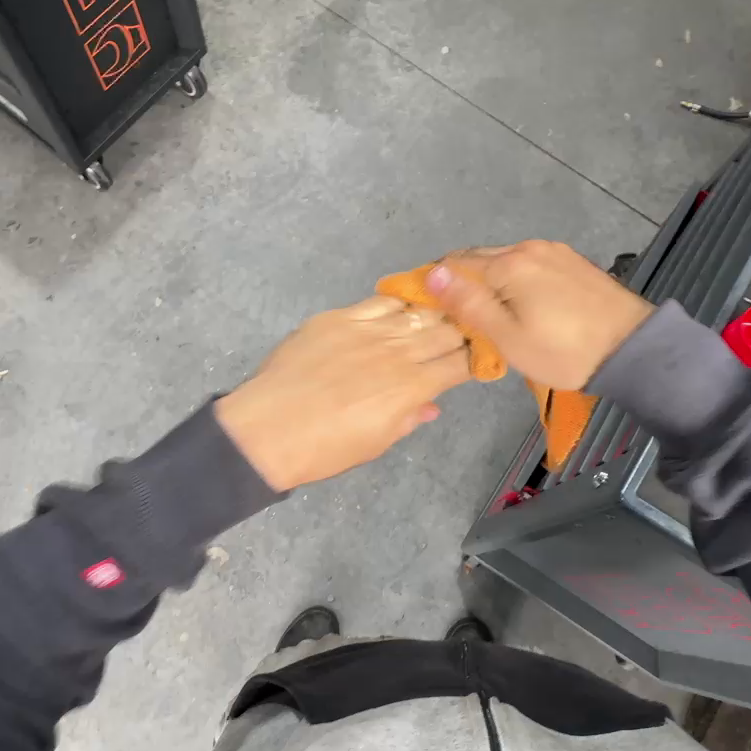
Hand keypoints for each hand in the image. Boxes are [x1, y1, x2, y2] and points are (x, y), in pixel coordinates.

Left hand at [215, 296, 473, 491]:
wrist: (269, 429)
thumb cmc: (325, 449)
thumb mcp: (375, 443)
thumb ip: (408, 418)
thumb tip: (430, 406)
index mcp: (411, 388)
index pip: (458, 364)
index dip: (475, 356)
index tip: (481, 353)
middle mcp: (397, 352)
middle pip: (443, 332)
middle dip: (461, 329)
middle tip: (469, 324)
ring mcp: (366, 331)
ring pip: (415, 312)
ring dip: (434, 311)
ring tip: (445, 307)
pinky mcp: (338, 318)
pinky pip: (378, 301)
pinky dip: (398, 301)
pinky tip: (406, 301)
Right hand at [426, 240, 654, 388]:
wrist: (632, 350)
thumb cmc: (563, 351)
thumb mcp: (507, 336)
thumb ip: (468, 303)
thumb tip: (431, 273)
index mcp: (509, 264)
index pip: (455, 264)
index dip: (437, 285)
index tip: (433, 311)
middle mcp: (529, 248)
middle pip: (480, 259)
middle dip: (463, 282)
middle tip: (460, 318)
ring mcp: (555, 252)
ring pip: (506, 262)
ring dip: (490, 282)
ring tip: (489, 315)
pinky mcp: (572, 263)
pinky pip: (530, 265)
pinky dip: (515, 281)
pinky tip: (520, 305)